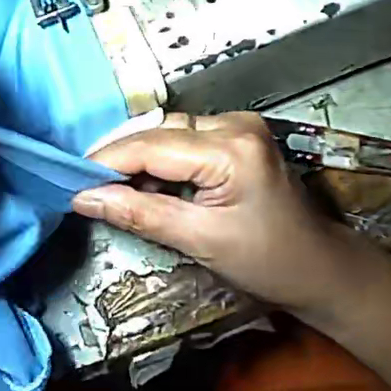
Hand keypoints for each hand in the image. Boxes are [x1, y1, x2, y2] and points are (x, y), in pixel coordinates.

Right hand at [71, 112, 385, 318]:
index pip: (152, 146)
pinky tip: (145, 181)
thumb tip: (85, 197)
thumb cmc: (268, 261)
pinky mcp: (238, 134)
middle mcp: (235, 123)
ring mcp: (239, 125)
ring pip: (169, 131)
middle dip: (120, 158)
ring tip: (110, 187)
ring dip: (139, 157)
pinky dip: (161, 158)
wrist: (320, 266)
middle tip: (86, 186)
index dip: (107, 161)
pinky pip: (186, 137)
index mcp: (231, 148)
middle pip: (159, 132)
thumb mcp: (199, 240)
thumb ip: (140, 212)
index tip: (71, 180)